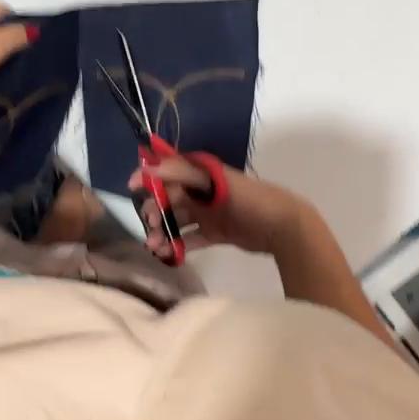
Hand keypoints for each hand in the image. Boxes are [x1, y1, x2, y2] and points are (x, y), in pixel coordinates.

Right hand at [128, 156, 308, 259]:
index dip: (150, 177)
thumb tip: (149, 165)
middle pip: (170, 199)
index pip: (170, 171)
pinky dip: (178, 246)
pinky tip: (168, 254)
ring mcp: (209, 214)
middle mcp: (204, 193)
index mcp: (204, 175)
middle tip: (149, 225)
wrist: (285, 228)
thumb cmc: (252, 200)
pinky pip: (191, 239)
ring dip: (163, 232)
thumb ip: (183, 173)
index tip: (132, 186)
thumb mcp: (218, 182)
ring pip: (178, 221)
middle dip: (155, 211)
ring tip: (154, 246)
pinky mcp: (215, 234)